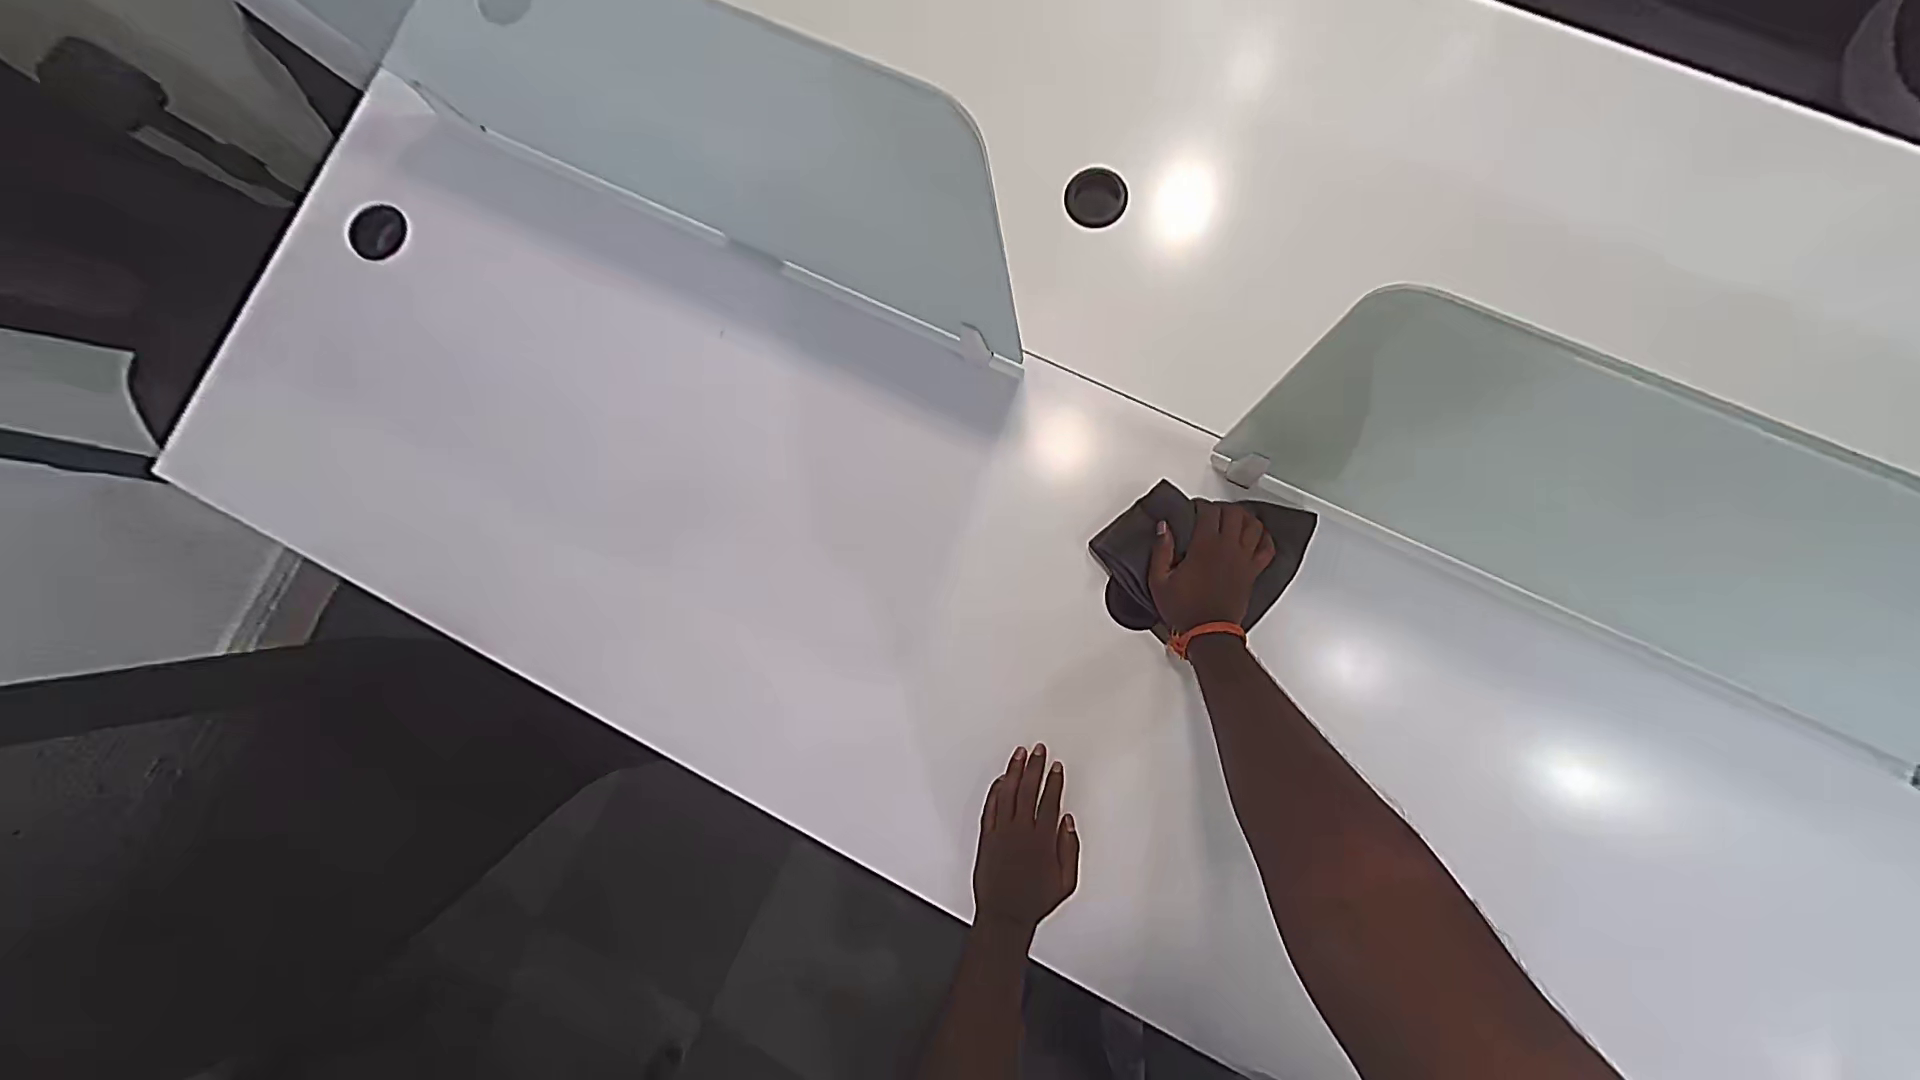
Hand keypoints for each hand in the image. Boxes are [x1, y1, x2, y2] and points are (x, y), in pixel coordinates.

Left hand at [972, 743, 1079, 935]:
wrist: (1004, 915)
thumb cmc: (1034, 900)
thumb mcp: (1066, 881)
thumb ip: (1069, 848)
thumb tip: (1067, 822)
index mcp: (1042, 840)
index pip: (1049, 801)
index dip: (1054, 781)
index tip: (1056, 767)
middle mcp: (1021, 832)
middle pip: (1028, 789)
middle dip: (1035, 766)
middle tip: (1039, 750)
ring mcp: (1001, 832)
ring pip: (1007, 793)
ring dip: (1014, 771)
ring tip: (1019, 754)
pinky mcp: (987, 836)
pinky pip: (991, 806)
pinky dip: (996, 790)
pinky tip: (1001, 779)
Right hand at [1149, 502, 1275, 633]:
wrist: (1208, 632)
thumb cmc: (1184, 609)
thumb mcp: (1159, 580)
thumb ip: (1161, 550)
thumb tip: (1163, 528)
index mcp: (1205, 547)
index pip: (1210, 512)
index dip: (1201, 505)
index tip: (1194, 507)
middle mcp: (1228, 549)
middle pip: (1234, 514)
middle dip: (1222, 508)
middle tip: (1212, 512)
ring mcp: (1243, 560)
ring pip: (1253, 526)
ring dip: (1244, 517)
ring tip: (1234, 517)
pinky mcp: (1252, 572)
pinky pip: (1267, 549)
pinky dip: (1265, 538)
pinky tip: (1258, 535)